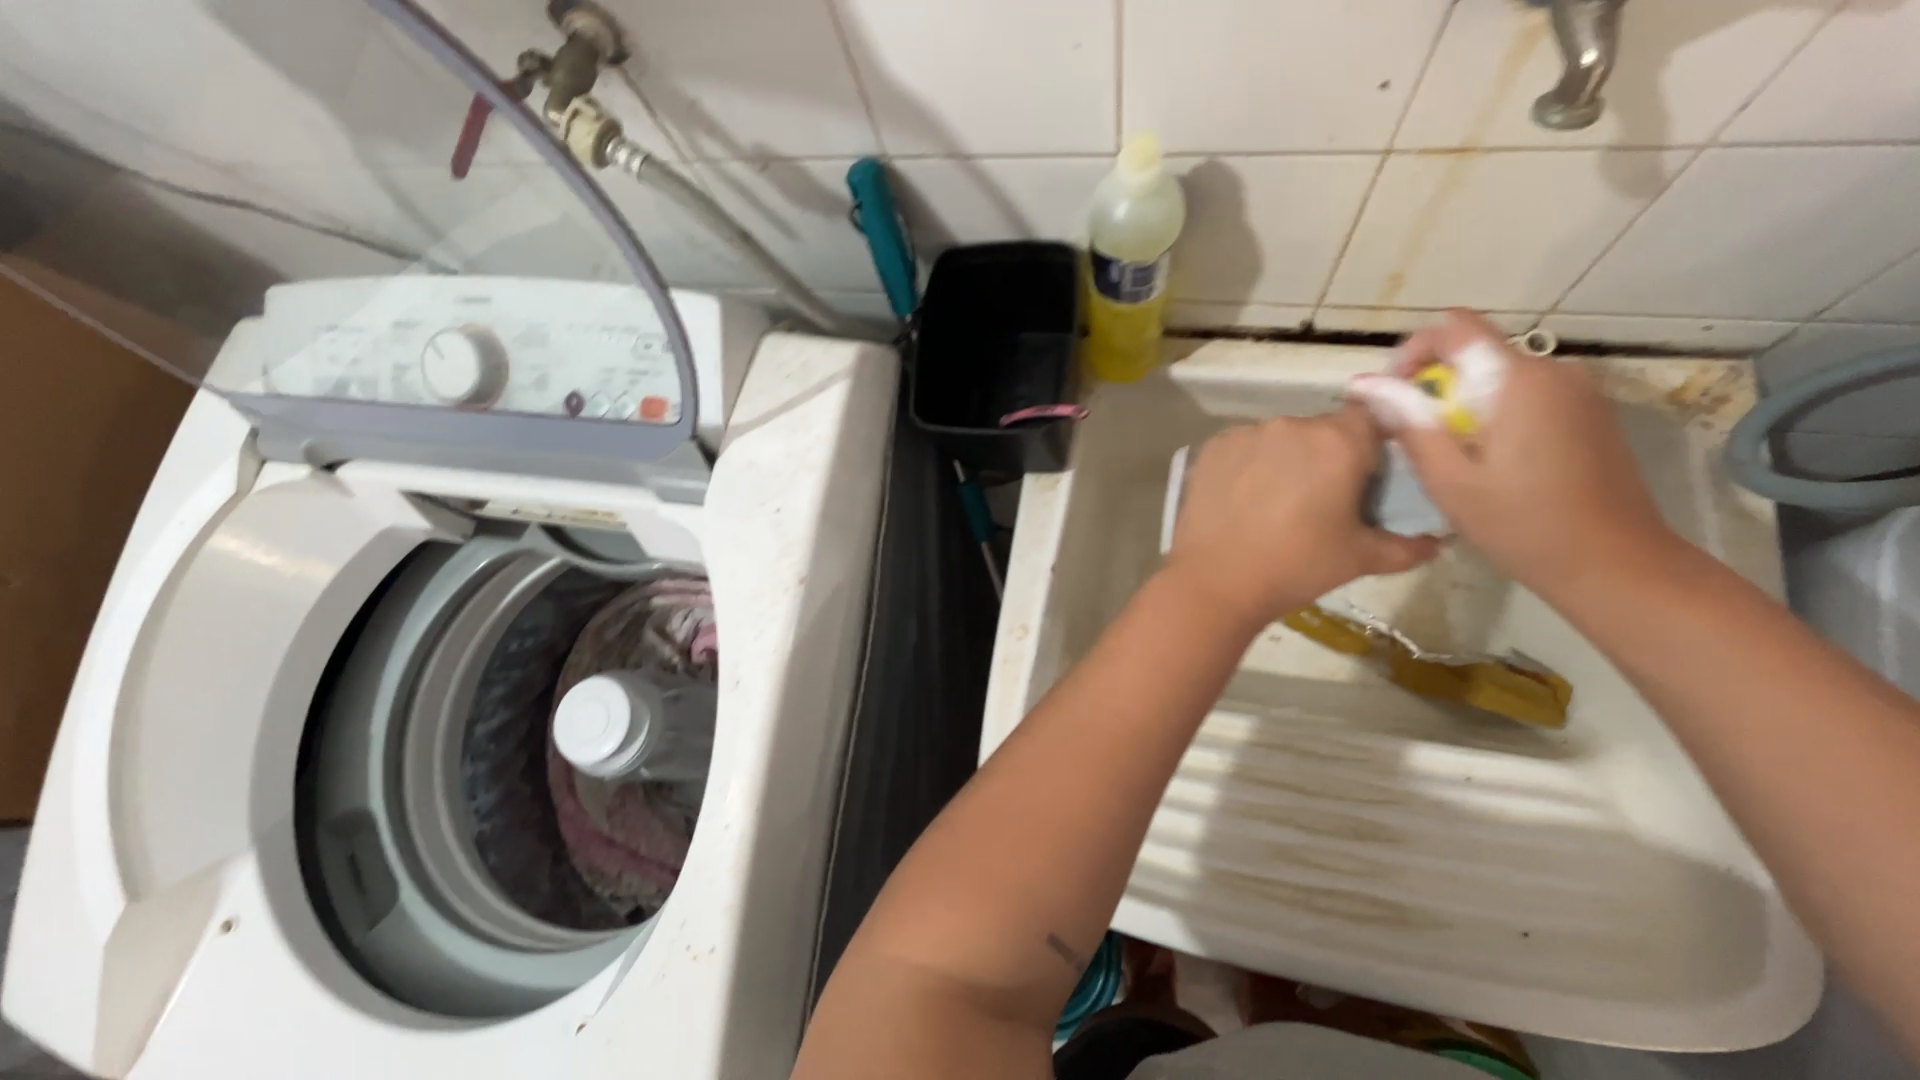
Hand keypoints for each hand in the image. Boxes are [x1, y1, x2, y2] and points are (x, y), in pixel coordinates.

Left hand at [1164, 406, 1439, 629]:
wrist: (1216, 581)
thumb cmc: (1297, 566)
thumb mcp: (1359, 558)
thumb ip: (1406, 546)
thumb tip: (1437, 543)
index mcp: (1339, 442)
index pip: (1370, 420)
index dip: (1371, 445)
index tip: (1365, 476)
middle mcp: (1293, 425)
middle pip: (1322, 429)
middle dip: (1326, 456)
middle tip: (1320, 499)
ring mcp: (1247, 433)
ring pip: (1280, 437)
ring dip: (1285, 459)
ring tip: (1276, 503)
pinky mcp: (1212, 448)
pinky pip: (1243, 447)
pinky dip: (1248, 465)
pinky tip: (1243, 499)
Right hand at [1347, 310, 1678, 592]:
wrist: (1614, 562)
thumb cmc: (1522, 524)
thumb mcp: (1450, 478)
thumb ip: (1408, 421)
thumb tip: (1365, 383)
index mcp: (1517, 379)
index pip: (1454, 327)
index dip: (1412, 351)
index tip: (1395, 396)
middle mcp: (1554, 369)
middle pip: (1476, 353)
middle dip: (1436, 386)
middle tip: (1417, 441)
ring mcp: (1579, 390)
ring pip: (1500, 377)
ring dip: (1466, 404)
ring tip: (1452, 458)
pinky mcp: (1591, 413)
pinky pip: (1528, 396)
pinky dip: (1497, 415)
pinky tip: (1492, 463)